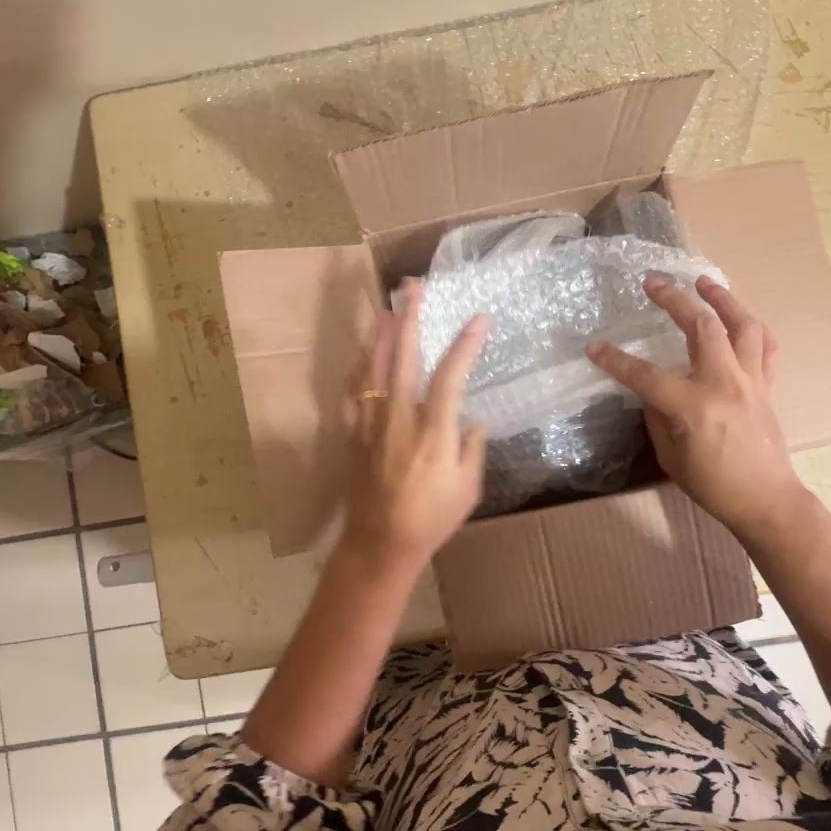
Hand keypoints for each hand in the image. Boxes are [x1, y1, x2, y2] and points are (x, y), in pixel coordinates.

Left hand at [340, 279, 489, 571]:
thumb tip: (473, 423)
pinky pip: (351, 394)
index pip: (452, 375)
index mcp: (434, 431)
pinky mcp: (354, 435)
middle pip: (403, 357)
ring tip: (387, 308)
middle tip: (414, 287)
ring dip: (380, 335)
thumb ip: (472, 450)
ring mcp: (372, 424)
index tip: (479, 318)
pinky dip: (356, 370)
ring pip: (372, 368)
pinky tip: (360, 356)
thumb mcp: (468, 489)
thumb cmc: (431, 520)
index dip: (466, 344)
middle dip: (410, 318)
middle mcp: (400, 418)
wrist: (381, 543)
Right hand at [587, 275, 806, 540]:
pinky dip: (751, 327)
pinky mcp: (767, 385)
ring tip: (704, 282)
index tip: (594, 348)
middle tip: (653, 282)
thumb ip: (657, 416)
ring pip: (742, 325)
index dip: (616, 360)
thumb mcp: (671, 456)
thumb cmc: (713, 485)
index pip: (645, 374)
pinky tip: (738, 317)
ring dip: (722, 298)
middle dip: (674, 299)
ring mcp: (750, 381)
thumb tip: (651, 390)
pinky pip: (765, 346)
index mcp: (693, 406)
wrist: (766, 500)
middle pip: (701, 326)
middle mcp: (724, 384)